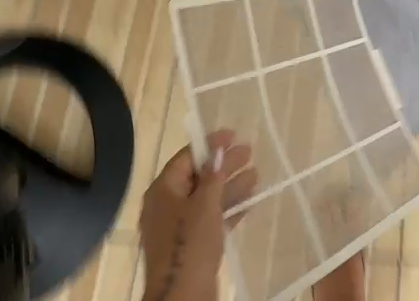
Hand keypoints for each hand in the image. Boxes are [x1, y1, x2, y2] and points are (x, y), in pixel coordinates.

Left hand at [140, 131, 259, 300]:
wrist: (182, 298)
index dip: (210, 144)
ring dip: (230, 186)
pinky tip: (250, 202)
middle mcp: (167, 206)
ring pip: (207, 199)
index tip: (233, 134)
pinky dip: (228, 209)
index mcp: (162, 191)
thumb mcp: (204, 205)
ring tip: (256, 175)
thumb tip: (216, 149)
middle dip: (224, 165)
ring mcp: (178, 227)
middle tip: (250, 152)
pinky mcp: (190, 245)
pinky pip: (210, 218)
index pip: (187, 157)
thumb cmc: (190, 245)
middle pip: (198, 177)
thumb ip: (212, 175)